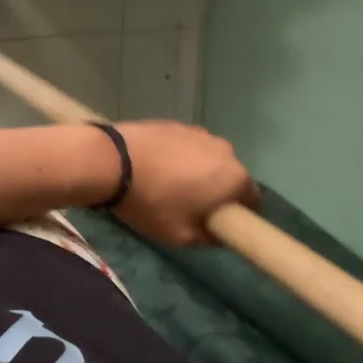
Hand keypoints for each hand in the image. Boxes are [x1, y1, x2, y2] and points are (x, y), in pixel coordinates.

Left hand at [109, 121, 258, 245]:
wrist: (109, 160)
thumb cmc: (151, 202)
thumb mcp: (180, 236)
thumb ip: (207, 238)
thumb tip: (216, 233)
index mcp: (235, 178)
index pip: (252, 201)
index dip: (238, 215)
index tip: (217, 223)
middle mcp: (225, 150)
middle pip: (229, 176)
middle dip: (215, 191)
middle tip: (188, 205)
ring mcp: (198, 132)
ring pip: (206, 158)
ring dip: (195, 171)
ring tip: (166, 184)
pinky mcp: (173, 123)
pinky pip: (184, 146)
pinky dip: (176, 156)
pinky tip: (154, 166)